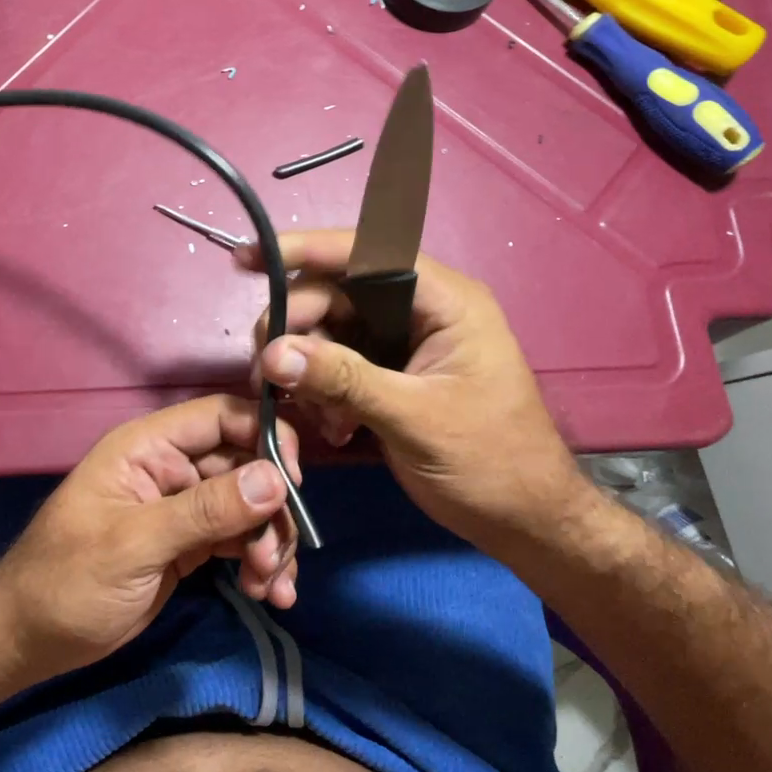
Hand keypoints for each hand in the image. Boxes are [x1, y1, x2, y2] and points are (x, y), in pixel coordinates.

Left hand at [0, 395, 302, 687]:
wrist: (30, 640)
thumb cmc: (67, 581)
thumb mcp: (134, 545)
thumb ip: (204, 510)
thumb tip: (274, 479)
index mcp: (146, 448)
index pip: (220, 417)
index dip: (265, 438)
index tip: (292, 484)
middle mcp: (168, 469)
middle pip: (244, 466)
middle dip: (270, 509)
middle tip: (275, 559)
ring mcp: (180, 508)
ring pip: (248, 507)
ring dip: (269, 542)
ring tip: (269, 587)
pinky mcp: (188, 546)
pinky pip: (237, 542)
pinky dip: (260, 564)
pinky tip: (271, 594)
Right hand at [236, 230, 586, 542]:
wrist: (526, 522)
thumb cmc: (490, 463)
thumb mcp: (415, 419)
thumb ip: (344, 380)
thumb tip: (272, 354)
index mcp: (444, 301)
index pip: (365, 253)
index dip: (304, 250)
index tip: (245, 259)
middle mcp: (420, 311)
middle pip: (335, 292)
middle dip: (294, 327)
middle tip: (265, 373)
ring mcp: (402, 343)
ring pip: (328, 330)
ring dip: (306, 368)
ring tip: (314, 417)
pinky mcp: (389, 374)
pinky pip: (336, 365)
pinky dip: (321, 391)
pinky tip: (332, 428)